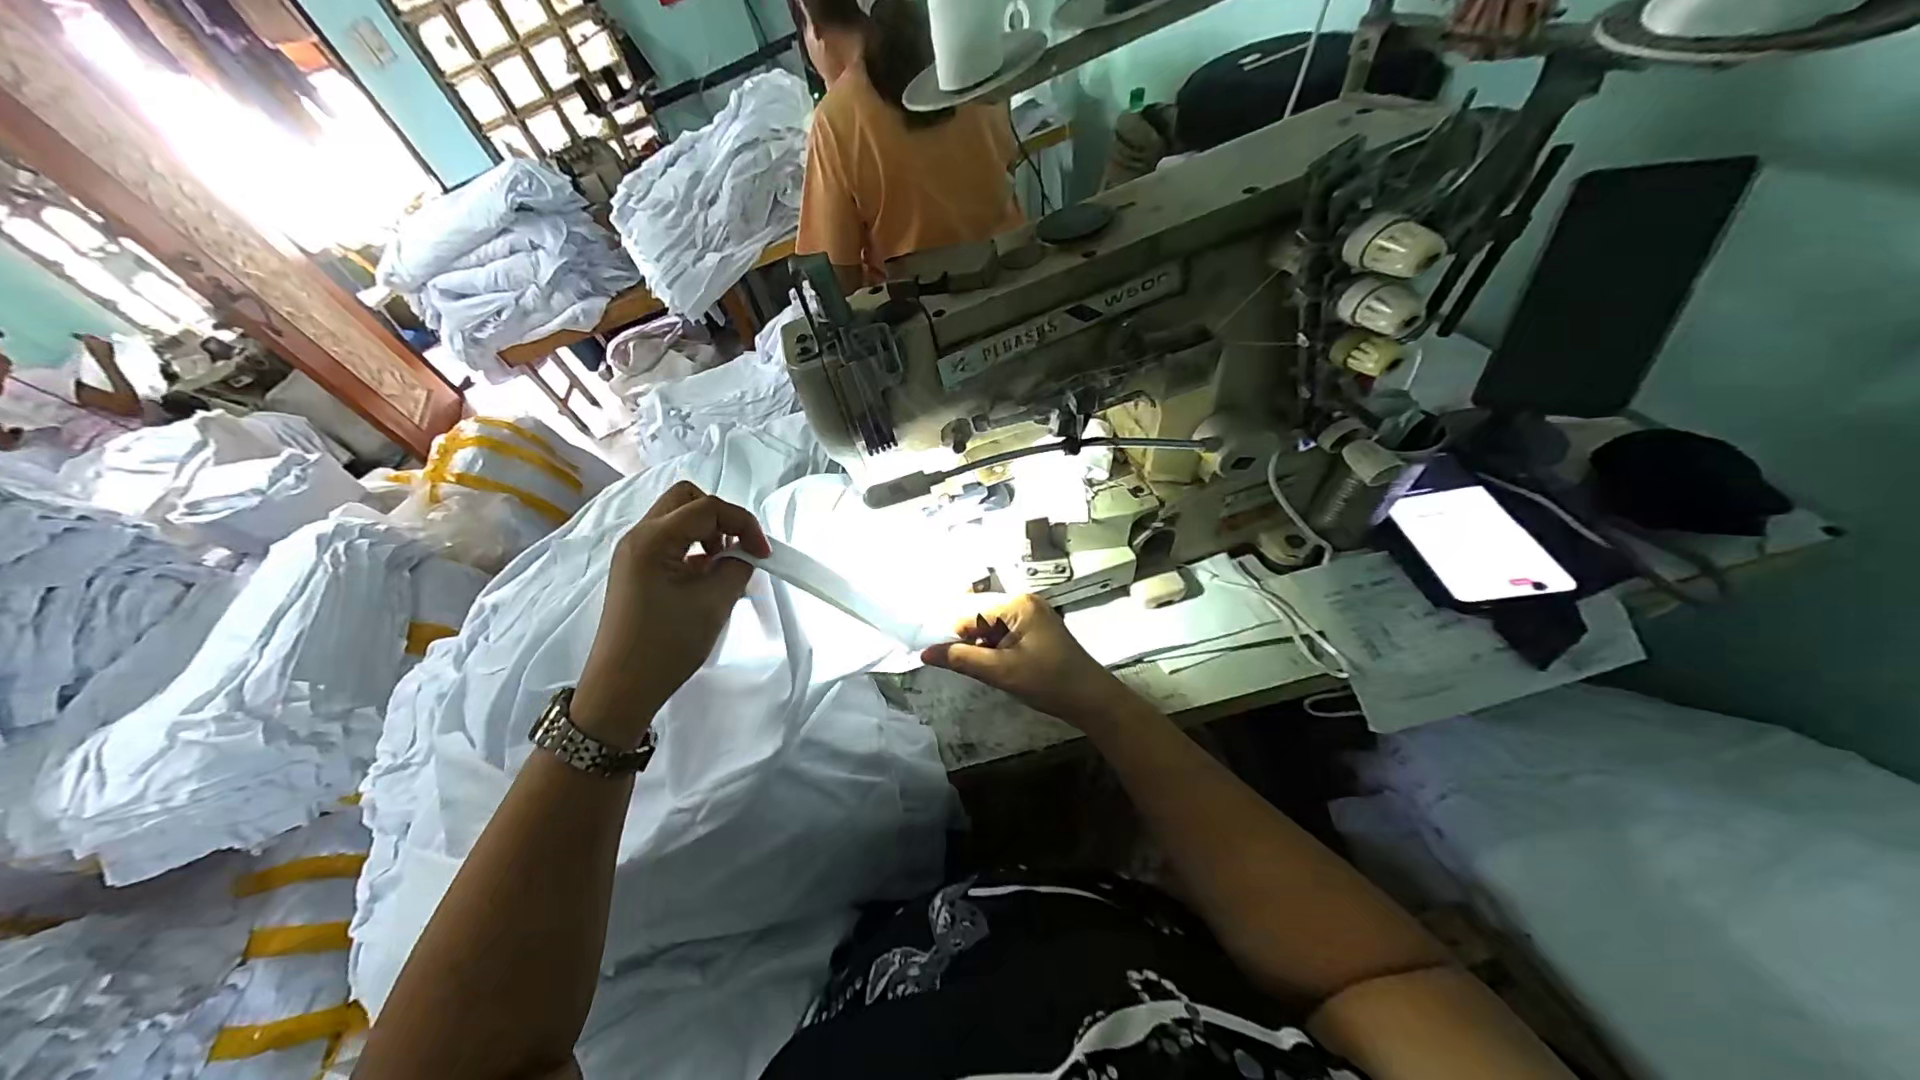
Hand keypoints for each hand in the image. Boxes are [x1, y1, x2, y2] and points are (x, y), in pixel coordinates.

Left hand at [572, 482, 770, 745]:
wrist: (621, 688)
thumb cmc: (667, 645)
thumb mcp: (714, 603)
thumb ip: (737, 567)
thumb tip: (744, 554)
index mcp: (652, 539)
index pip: (707, 507)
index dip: (743, 523)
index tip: (763, 554)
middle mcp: (638, 536)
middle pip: (686, 499)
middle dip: (720, 517)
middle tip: (738, 548)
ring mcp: (633, 552)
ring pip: (677, 517)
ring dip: (707, 531)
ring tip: (724, 565)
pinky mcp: (635, 569)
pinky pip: (670, 540)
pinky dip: (694, 547)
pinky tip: (706, 577)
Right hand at [920, 594, 1141, 729]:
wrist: (1092, 700)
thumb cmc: (1049, 682)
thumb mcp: (1001, 672)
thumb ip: (961, 659)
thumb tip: (925, 652)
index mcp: (1017, 604)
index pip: (969, 611)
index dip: (956, 636)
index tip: (949, 660)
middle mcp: (1023, 602)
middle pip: (978, 616)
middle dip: (971, 642)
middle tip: (979, 669)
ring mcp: (1030, 615)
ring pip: (989, 627)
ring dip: (983, 649)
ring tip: (995, 671)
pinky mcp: (1034, 630)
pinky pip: (1002, 634)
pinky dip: (995, 651)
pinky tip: (1002, 669)